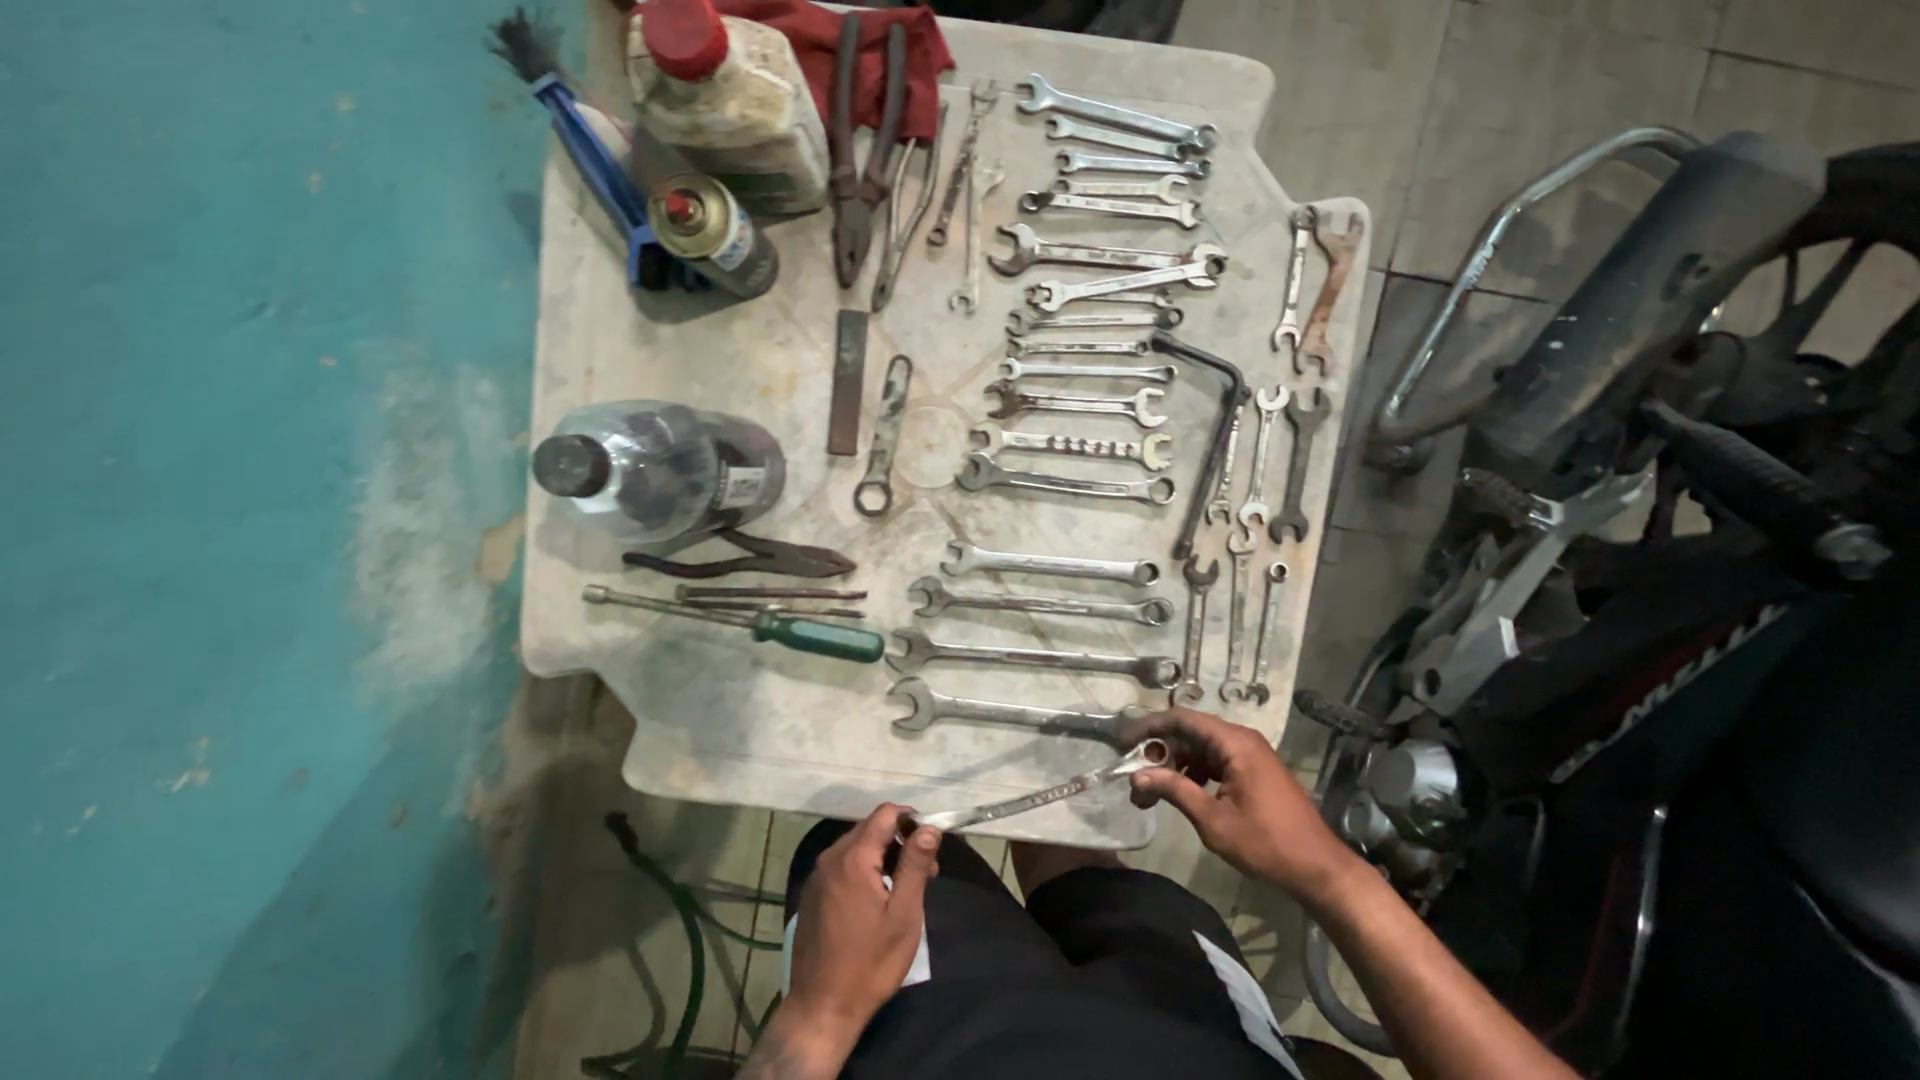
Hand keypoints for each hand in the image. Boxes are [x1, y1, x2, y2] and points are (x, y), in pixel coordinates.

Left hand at [785, 804, 940, 1040]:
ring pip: (856, 847)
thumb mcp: (903, 914)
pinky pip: (842, 866)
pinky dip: (864, 870)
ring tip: (905, 887)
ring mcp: (817, 877)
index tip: (931, 845)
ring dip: (883, 856)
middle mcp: (830, 858)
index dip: (912, 820)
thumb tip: (929, 827)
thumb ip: (915, 865)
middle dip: (900, 840)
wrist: (822, 1006)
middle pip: (870, 828)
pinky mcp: (812, 894)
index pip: (885, 814)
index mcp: (853, 858)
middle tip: (926, 871)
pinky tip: (877, 899)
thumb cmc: (870, 962)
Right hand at [1130, 707, 1359, 907]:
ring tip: (1152, 793)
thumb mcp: (1213, 820)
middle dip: (1159, 751)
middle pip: (1190, 732)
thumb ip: (1174, 790)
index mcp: (1235, 743)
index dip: (1149, 727)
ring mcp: (1250, 755)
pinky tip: (1181, 794)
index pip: (1181, 719)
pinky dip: (1193, 772)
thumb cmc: (1266, 843)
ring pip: (1201, 747)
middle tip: (1136, 779)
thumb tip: (1137, 776)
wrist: (1317, 868)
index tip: (1122, 744)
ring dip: (1174, 764)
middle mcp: (1242, 740)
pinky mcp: (1253, 771)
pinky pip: (1215, 760)